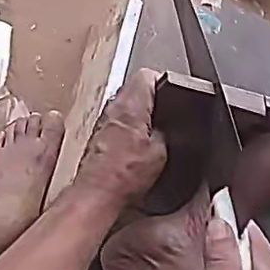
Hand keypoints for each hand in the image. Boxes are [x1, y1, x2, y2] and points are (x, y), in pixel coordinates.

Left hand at [74, 68, 166, 208]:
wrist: (98, 193)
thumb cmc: (123, 174)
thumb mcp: (161, 151)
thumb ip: (167, 131)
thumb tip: (168, 126)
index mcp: (130, 106)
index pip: (147, 76)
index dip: (163, 81)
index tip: (172, 92)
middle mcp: (112, 108)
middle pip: (135, 89)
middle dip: (152, 99)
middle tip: (166, 113)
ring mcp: (102, 122)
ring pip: (125, 107)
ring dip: (139, 115)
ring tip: (153, 131)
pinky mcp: (98, 137)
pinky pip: (117, 124)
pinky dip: (128, 130)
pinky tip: (137, 146)